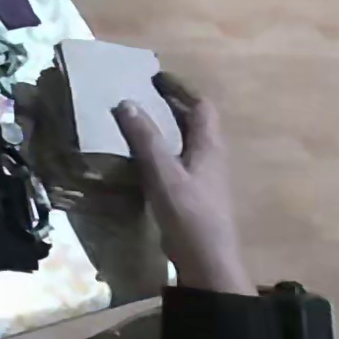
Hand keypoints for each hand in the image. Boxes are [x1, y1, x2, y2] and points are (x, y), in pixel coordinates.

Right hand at [112, 75, 251, 293]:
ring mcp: (205, 177)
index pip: (201, 106)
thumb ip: (145, 139)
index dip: (181, 89)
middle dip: (173, 104)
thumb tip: (127, 102)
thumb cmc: (188, 214)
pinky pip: (180, 158)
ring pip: (188, 140)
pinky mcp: (195, 193)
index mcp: (208, 147)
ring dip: (168, 126)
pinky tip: (145, 156)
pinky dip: (164, 147)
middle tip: (144, 95)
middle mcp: (211, 157)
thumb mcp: (162, 173)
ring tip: (140, 120)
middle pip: (196, 121)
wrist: (207, 260)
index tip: (157, 77)